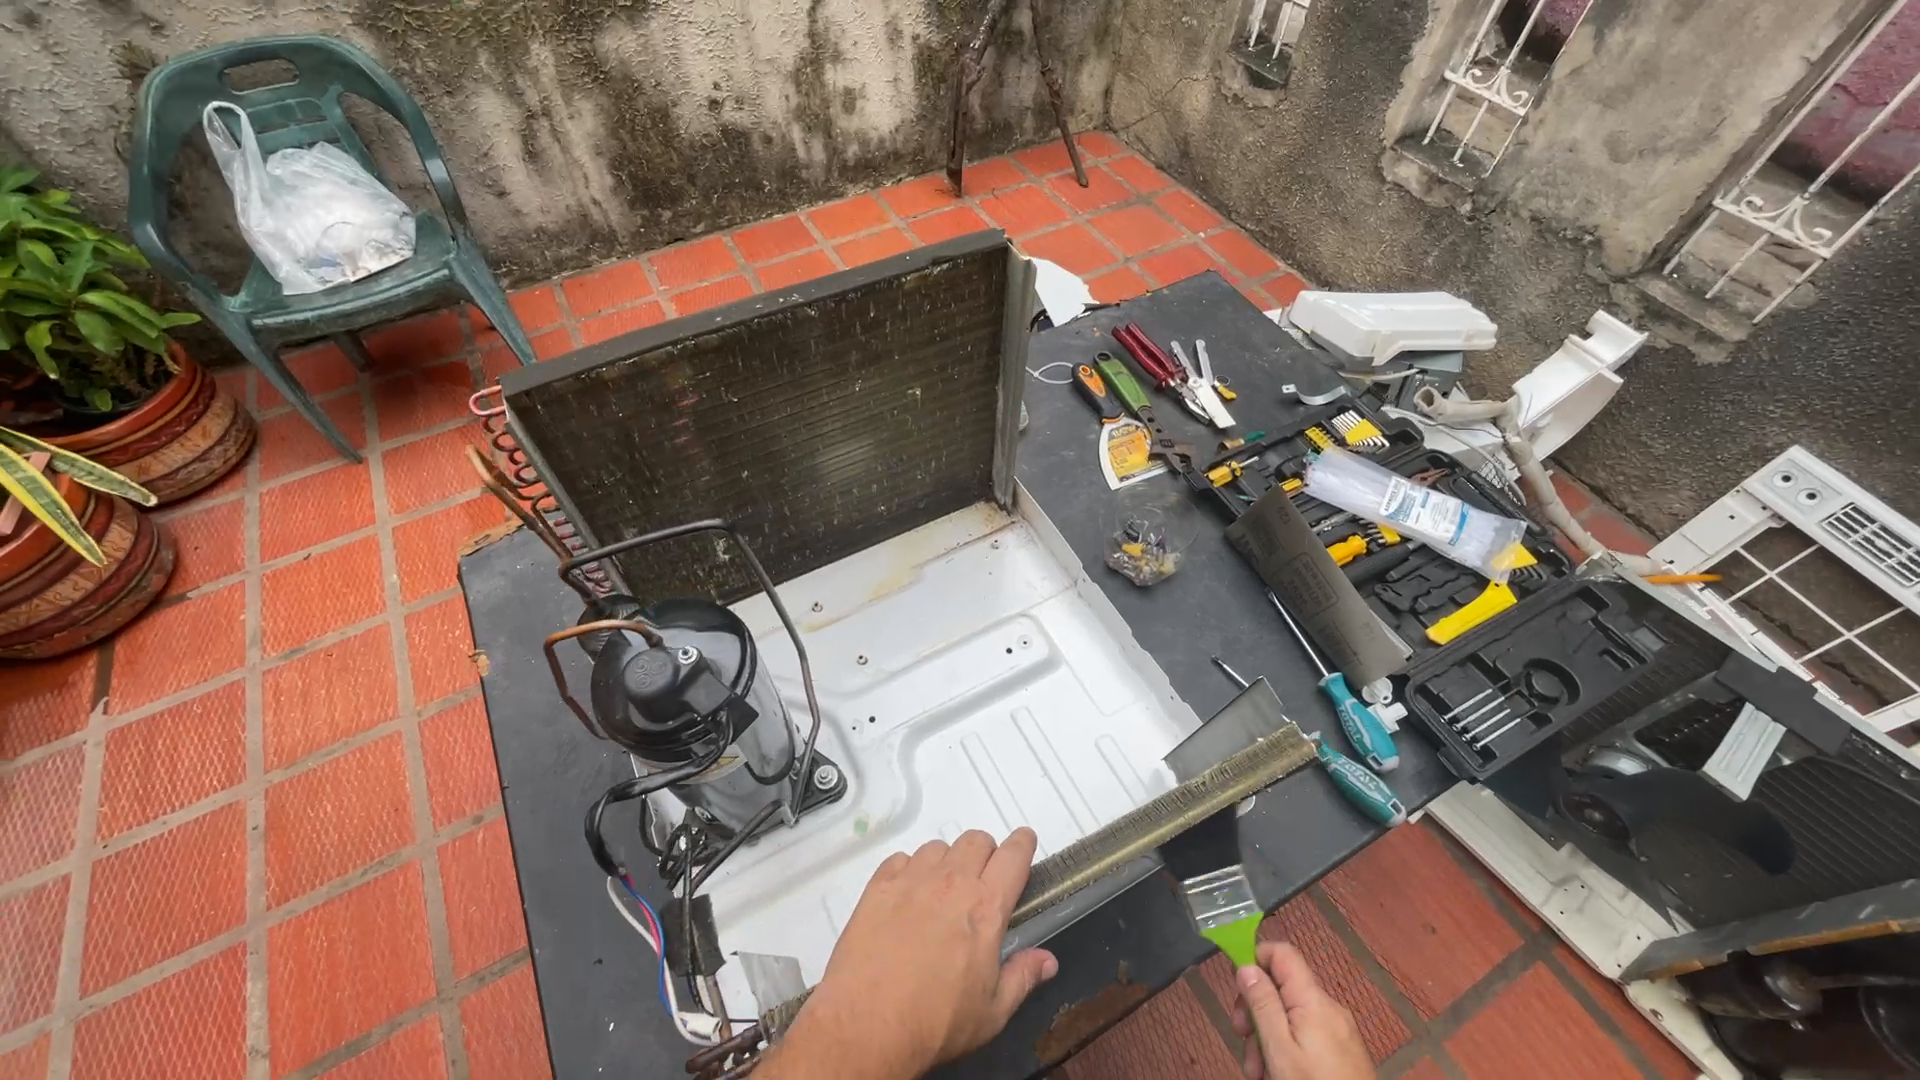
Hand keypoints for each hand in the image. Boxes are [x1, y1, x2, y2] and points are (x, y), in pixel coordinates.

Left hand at [762, 828, 1058, 1079]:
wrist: (866, 1026)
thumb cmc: (934, 1023)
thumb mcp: (991, 1013)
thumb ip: (1022, 978)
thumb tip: (1048, 960)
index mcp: (985, 908)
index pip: (1013, 856)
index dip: (1023, 844)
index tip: (1024, 841)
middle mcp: (950, 883)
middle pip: (976, 840)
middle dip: (985, 853)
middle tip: (981, 881)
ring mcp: (911, 880)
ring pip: (938, 847)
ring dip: (946, 862)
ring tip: (940, 892)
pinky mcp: (878, 886)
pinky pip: (900, 859)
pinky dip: (909, 870)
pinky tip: (906, 896)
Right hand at [1230, 941, 1373, 1079]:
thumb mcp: (1278, 1048)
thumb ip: (1262, 1003)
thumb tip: (1246, 966)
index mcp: (1313, 1000)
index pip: (1282, 952)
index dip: (1256, 958)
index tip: (1237, 986)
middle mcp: (1328, 1008)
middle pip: (1282, 987)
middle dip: (1255, 1008)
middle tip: (1240, 1036)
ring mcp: (1338, 1030)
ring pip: (1290, 1015)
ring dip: (1266, 1035)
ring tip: (1256, 1070)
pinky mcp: (1342, 1051)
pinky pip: (1306, 1035)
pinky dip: (1286, 1047)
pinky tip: (1276, 1072)